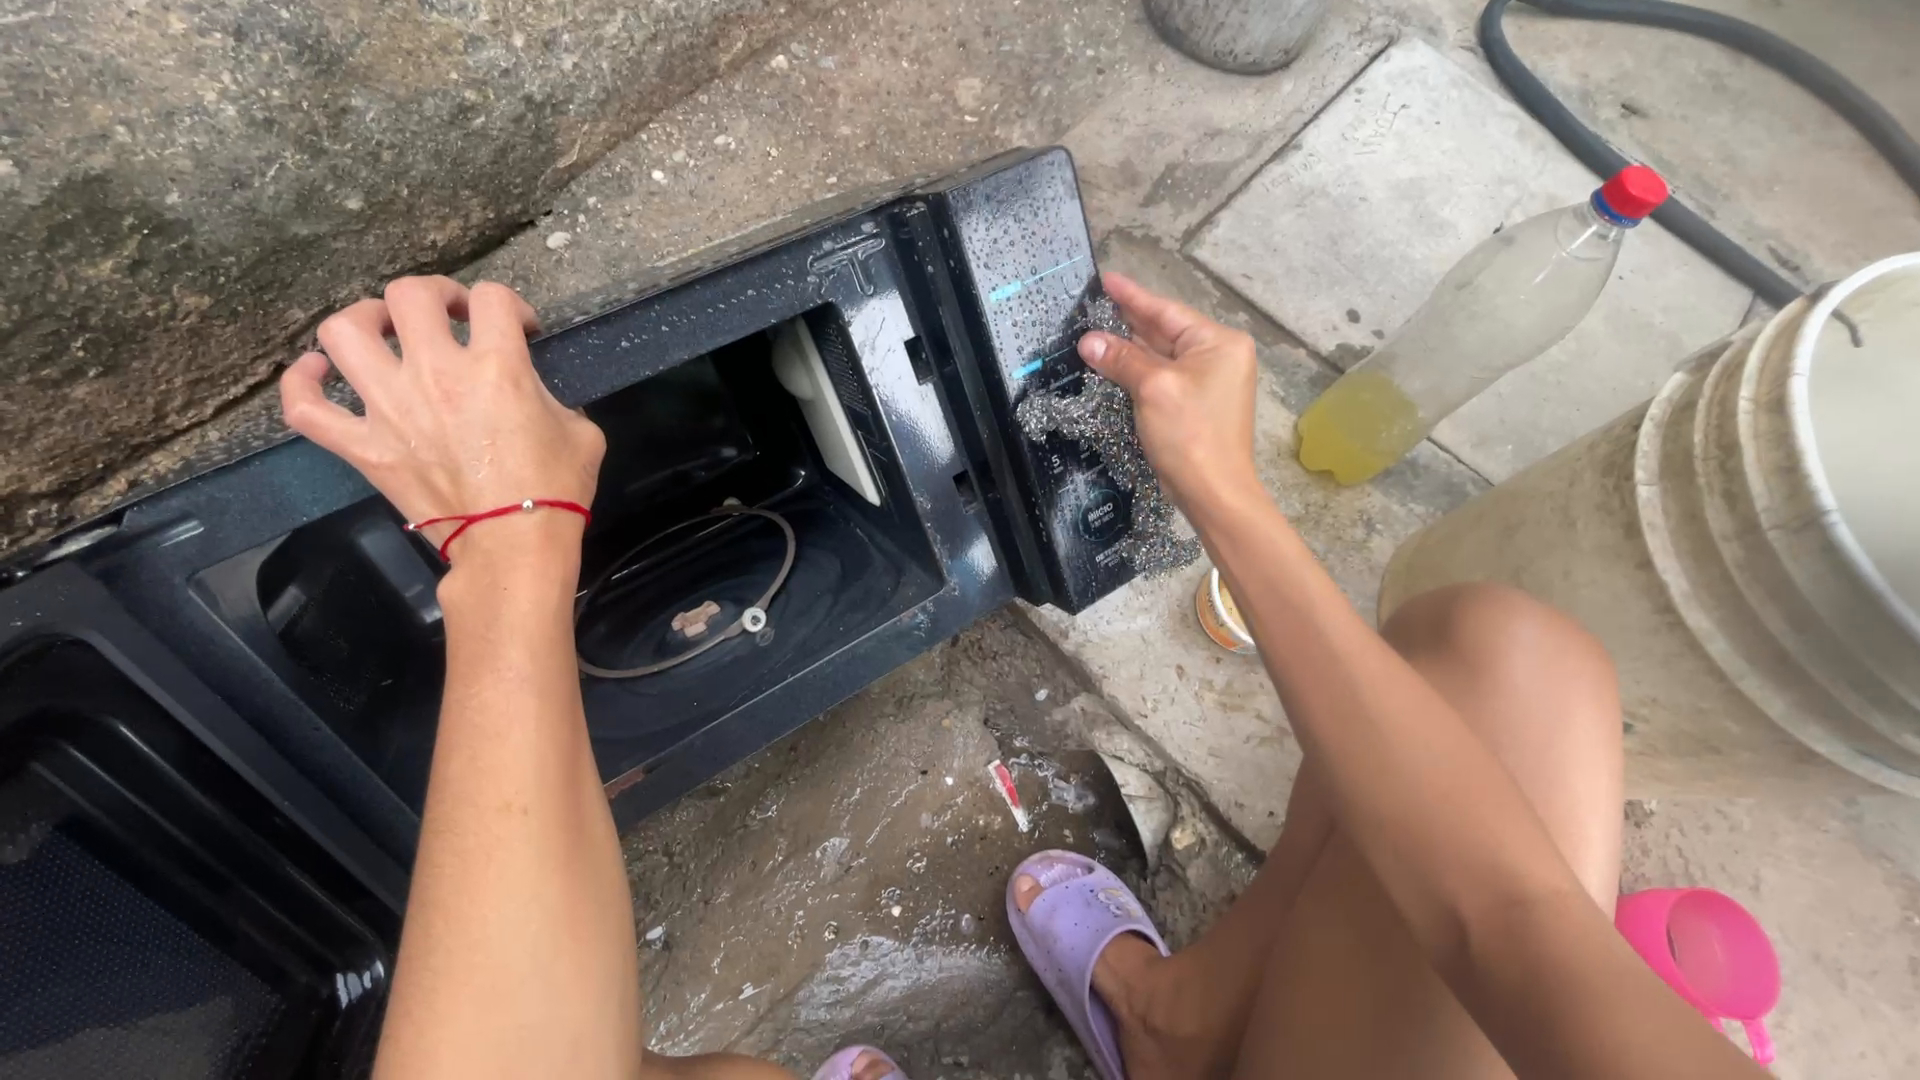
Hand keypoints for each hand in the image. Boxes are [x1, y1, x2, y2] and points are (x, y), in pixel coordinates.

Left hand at [279, 276, 605, 558]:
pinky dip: (302, 382)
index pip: (492, 299)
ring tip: (384, 331)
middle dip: (434, 295)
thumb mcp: (581, 432)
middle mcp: (435, 375)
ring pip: (343, 333)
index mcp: (497, 368)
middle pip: (409, 296)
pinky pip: (305, 406)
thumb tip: (532, 394)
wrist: (515, 544)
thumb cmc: (557, 489)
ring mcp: (389, 409)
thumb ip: (553, 398)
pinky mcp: (362, 446)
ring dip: (363, 320)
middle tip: (452, 316)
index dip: (510, 305)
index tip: (521, 329)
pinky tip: (317, 372)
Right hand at [1078, 272, 1261, 514]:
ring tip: (1096, 331)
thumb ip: (1121, 359)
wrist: (1214, 492)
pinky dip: (1137, 371)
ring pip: (1162, 357)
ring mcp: (1208, 384)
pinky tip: (1113, 365)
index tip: (1106, 280)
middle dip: (1129, 321)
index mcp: (1219, 343)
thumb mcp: (1154, 388)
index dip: (1133, 297)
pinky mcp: (1195, 407)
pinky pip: (1162, 379)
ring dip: (1130, 348)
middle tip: (1094, 304)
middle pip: (1165, 332)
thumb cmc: (1190, 434)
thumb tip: (1088, 341)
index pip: (1167, 311)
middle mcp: (1218, 358)